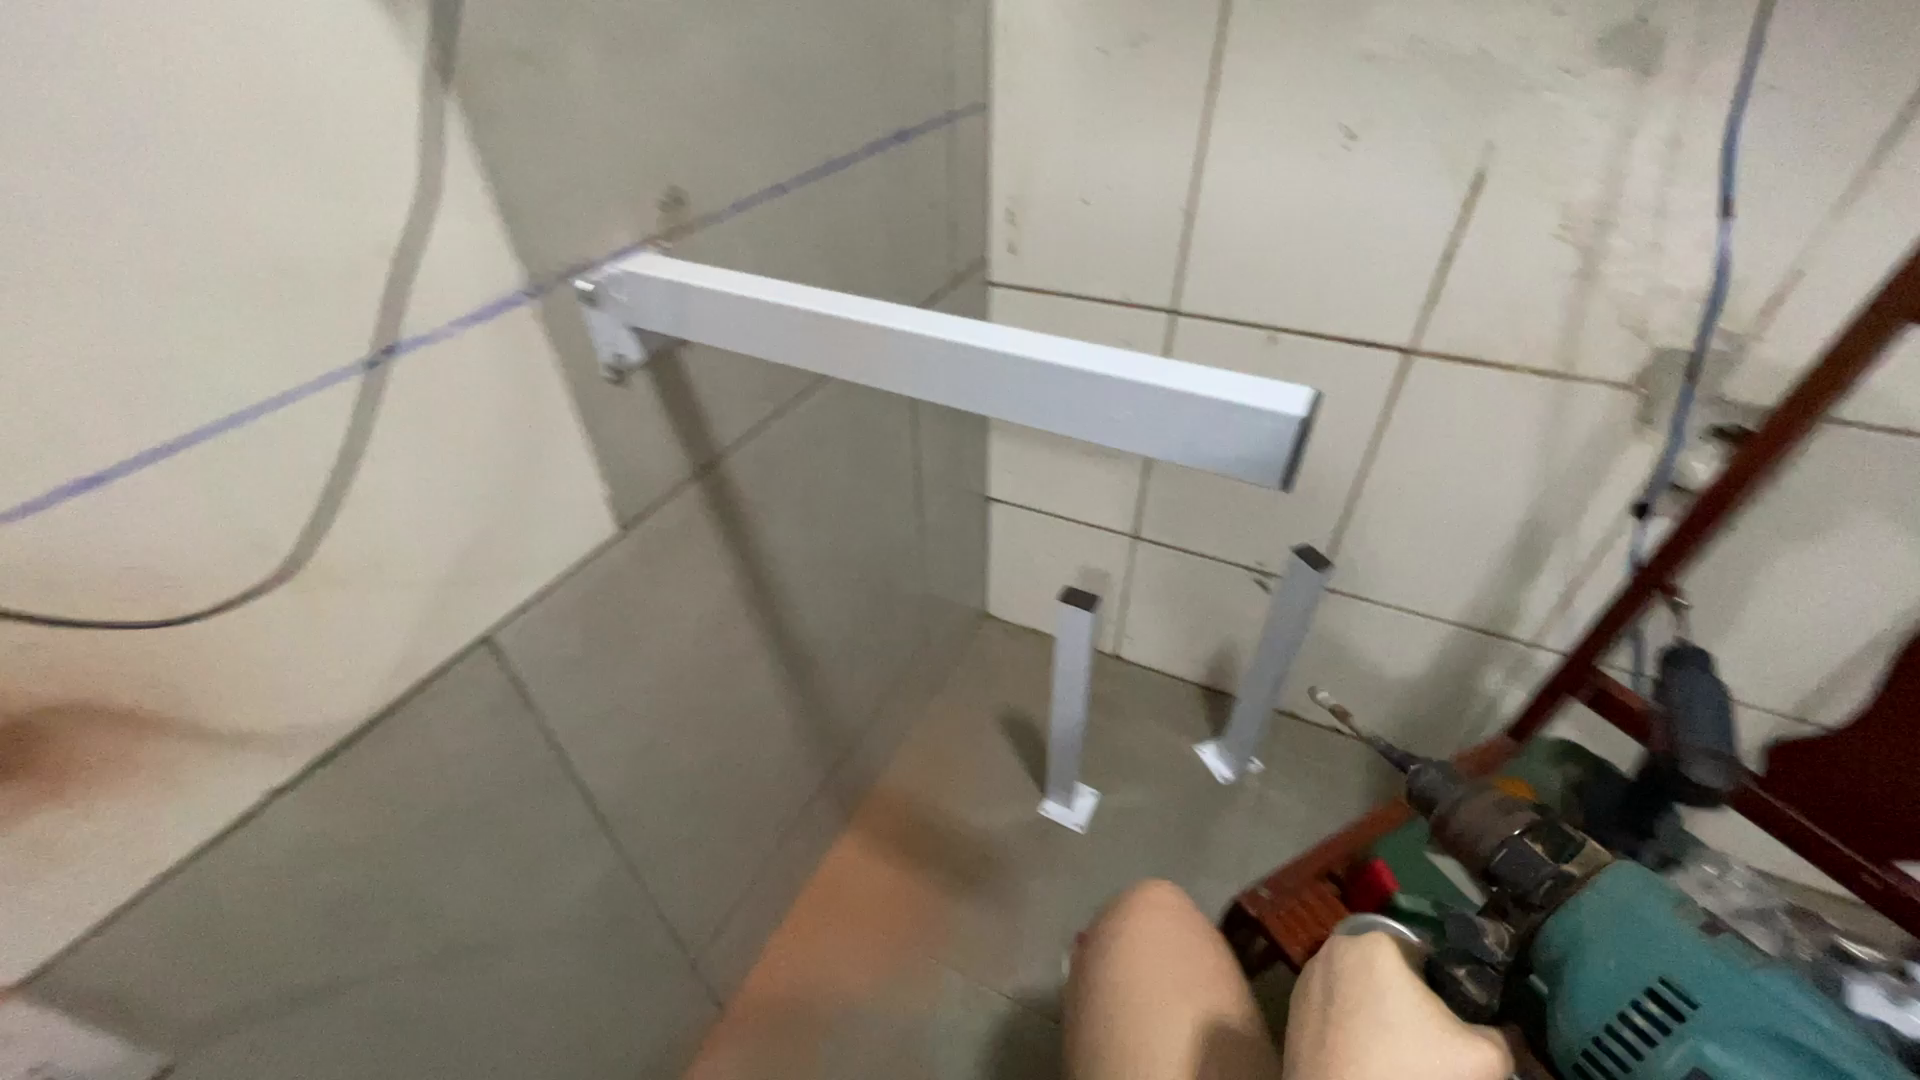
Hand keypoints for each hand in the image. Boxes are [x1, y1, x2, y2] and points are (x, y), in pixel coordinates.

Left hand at [1283, 932, 1512, 1079]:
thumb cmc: (1411, 1073)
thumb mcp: (1482, 1058)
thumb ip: (1503, 1036)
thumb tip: (1507, 1031)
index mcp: (1375, 944)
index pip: (1424, 956)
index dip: (1446, 989)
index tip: (1457, 1023)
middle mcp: (1334, 949)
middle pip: (1389, 973)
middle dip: (1411, 1003)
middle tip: (1430, 1045)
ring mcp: (1307, 979)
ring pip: (1360, 993)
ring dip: (1380, 1017)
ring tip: (1400, 1059)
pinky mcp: (1293, 1010)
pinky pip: (1336, 1013)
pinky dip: (1353, 1031)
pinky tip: (1369, 1063)